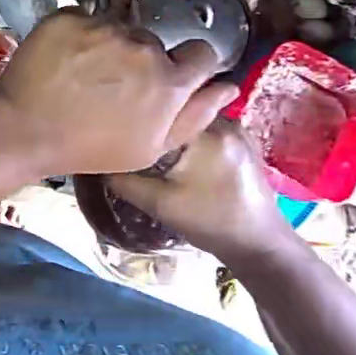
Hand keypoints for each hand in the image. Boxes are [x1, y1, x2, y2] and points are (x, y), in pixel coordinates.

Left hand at [0, 10, 237, 176]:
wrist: (23, 129)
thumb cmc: (89, 147)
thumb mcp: (150, 147)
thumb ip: (196, 115)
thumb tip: (229, 86)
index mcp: (169, 82)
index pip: (201, 52)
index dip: (187, 64)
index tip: (166, 76)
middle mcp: (141, 47)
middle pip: (153, 42)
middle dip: (139, 59)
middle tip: (110, 85)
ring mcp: (101, 27)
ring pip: (117, 28)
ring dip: (106, 45)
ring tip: (82, 74)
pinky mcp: (68, 17)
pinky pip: (83, 19)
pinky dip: (76, 34)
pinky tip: (63, 59)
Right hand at [106, 117, 298, 267]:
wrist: (260, 246)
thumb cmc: (211, 222)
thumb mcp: (158, 204)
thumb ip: (123, 180)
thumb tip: (95, 160)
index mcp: (208, 132)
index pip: (163, 108)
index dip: (137, 115)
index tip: (116, 122)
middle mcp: (226, 122)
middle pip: (177, 110)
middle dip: (154, 120)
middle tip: (128, 131)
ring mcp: (238, 130)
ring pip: (191, 118)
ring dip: (171, 128)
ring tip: (148, 139)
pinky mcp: (241, 141)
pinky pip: (204, 127)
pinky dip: (187, 135)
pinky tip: (174, 152)